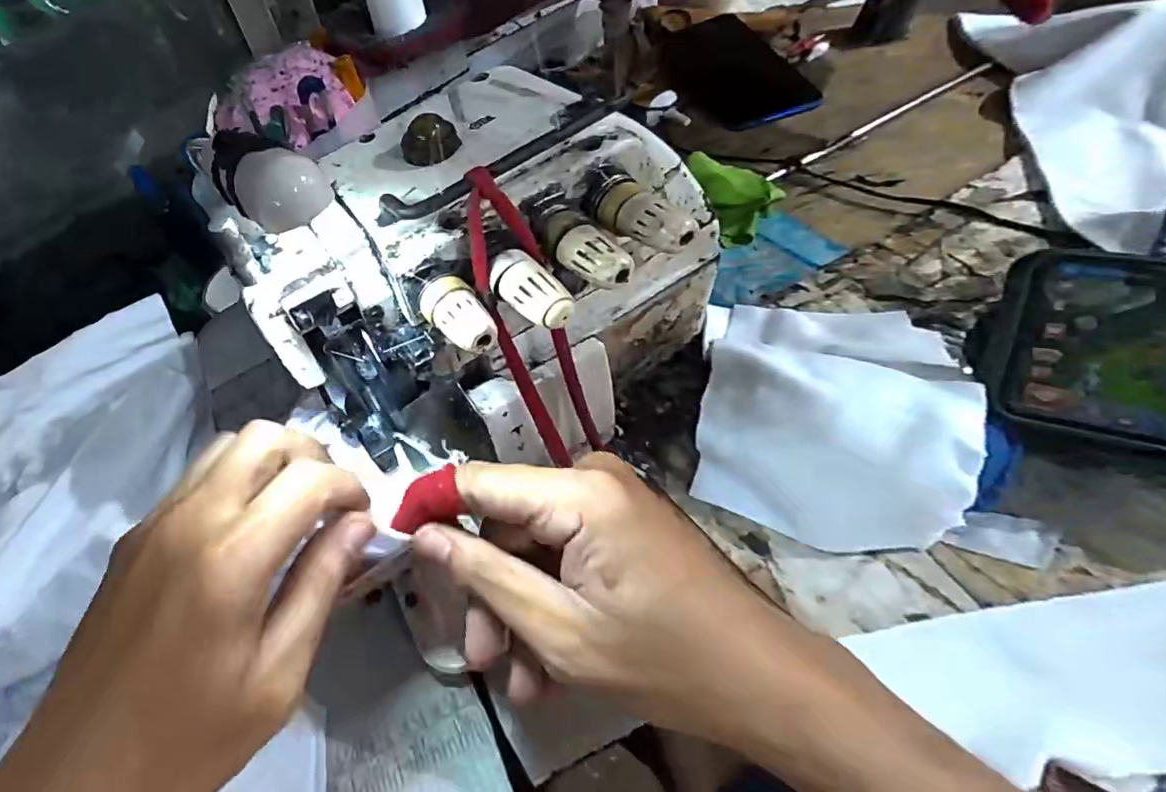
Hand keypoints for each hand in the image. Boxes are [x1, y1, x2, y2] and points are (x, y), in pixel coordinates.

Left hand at [0, 421, 373, 791]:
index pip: (307, 478)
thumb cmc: (192, 735)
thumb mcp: (276, 677)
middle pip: (262, 436)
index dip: (348, 485)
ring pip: (226, 445)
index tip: (364, 514)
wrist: (84, 766)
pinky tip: (245, 526)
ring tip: (293, 505)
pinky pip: (195, 476)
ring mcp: (156, 517)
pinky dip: (234, 477)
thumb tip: (358, 525)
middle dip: (310, 455)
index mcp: (232, 555)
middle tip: (331, 502)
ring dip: (270, 459)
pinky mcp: (136, 530)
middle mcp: (191, 515)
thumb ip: (319, 585)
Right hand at [410, 454, 1011, 791]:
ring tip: (514, 673)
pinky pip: (560, 551)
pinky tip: (544, 661)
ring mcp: (606, 499)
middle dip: (487, 589)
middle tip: (478, 653)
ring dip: (515, 605)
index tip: (395, 538)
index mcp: (578, 492)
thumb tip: (421, 534)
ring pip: (529, 544)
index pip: (477, 482)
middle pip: (504, 522)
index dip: (429, 507)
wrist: (770, 687)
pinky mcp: (617, 521)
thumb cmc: (666, 662)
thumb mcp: (560, 631)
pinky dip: (546, 598)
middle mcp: (589, 478)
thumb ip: (482, 575)